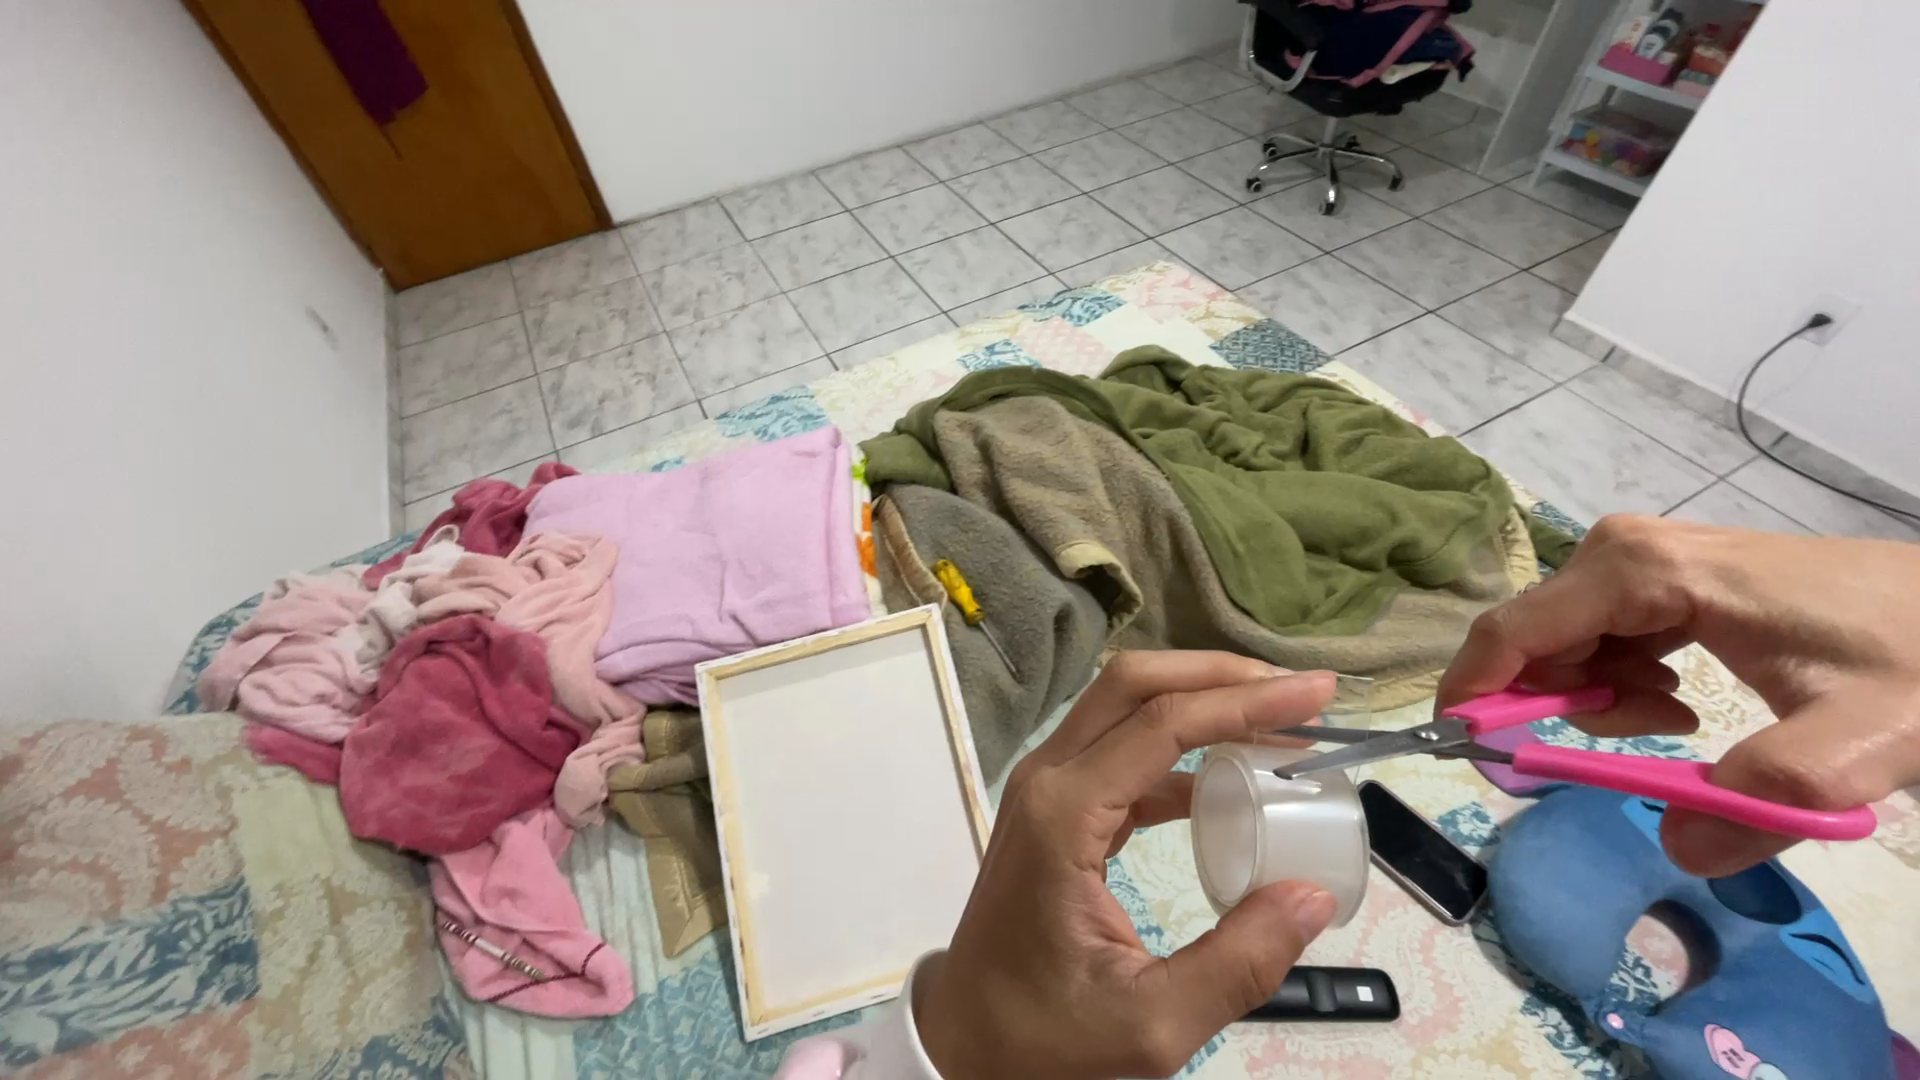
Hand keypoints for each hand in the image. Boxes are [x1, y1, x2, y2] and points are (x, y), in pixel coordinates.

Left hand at [914, 652, 1339, 1079]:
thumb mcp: (1150, 1021)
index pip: (1162, 723)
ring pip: (1124, 706)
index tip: (1317, 692)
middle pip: (1133, 685)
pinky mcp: (1058, 804)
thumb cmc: (1046, 1033)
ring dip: (1199, 701)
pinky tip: (1229, 775)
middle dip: (1218, 675)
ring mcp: (1047, 785)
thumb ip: (1239, 962)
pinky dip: (1179, 748)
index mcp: (1064, 812)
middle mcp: (1049, 778)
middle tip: (1297, 691)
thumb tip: (1310, 894)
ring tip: (1276, 722)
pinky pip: (1121, 750)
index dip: (1243, 700)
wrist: (968, 1038)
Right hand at [1438, 514, 1919, 875]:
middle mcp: (1614, 552)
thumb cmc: (1919, 651)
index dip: (1476, 693)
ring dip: (1593, 696)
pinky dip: (1613, 677)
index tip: (1468, 750)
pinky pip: (1587, 634)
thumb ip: (1776, 788)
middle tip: (1641, 741)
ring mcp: (1627, 558)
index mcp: (1638, 571)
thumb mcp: (1871, 730)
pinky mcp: (1643, 572)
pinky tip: (1674, 689)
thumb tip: (1681, 850)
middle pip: (1530, 639)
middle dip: (1562, 703)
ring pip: (1555, 640)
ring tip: (1677, 718)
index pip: (1510, 633)